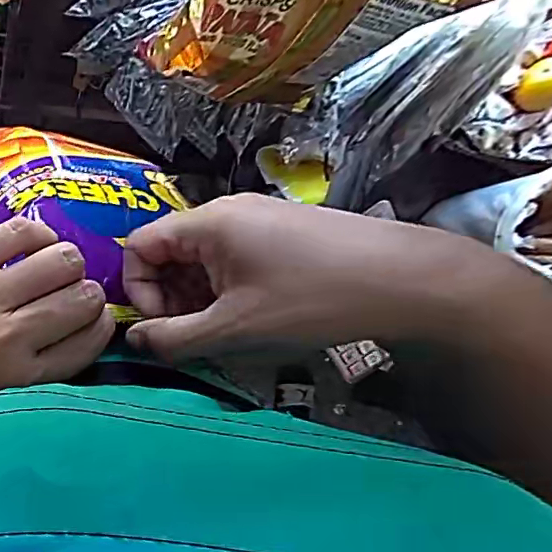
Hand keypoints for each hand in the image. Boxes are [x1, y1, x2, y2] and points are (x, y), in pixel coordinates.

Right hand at [121, 194, 548, 361]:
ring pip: (200, 260)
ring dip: (198, 298)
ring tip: (226, 328)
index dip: (137, 289)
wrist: (418, 284)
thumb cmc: (314, 302)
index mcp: (208, 223)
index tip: (163, 323)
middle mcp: (229, 212)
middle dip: (169, 297)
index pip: (138, 246)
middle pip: (168, 253)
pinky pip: (232, 260)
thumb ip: (170, 338)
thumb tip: (133, 339)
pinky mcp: (285, 233)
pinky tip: (255, 314)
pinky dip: (227, 290)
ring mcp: (260, 219)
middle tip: (195, 332)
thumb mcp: (231, 330)